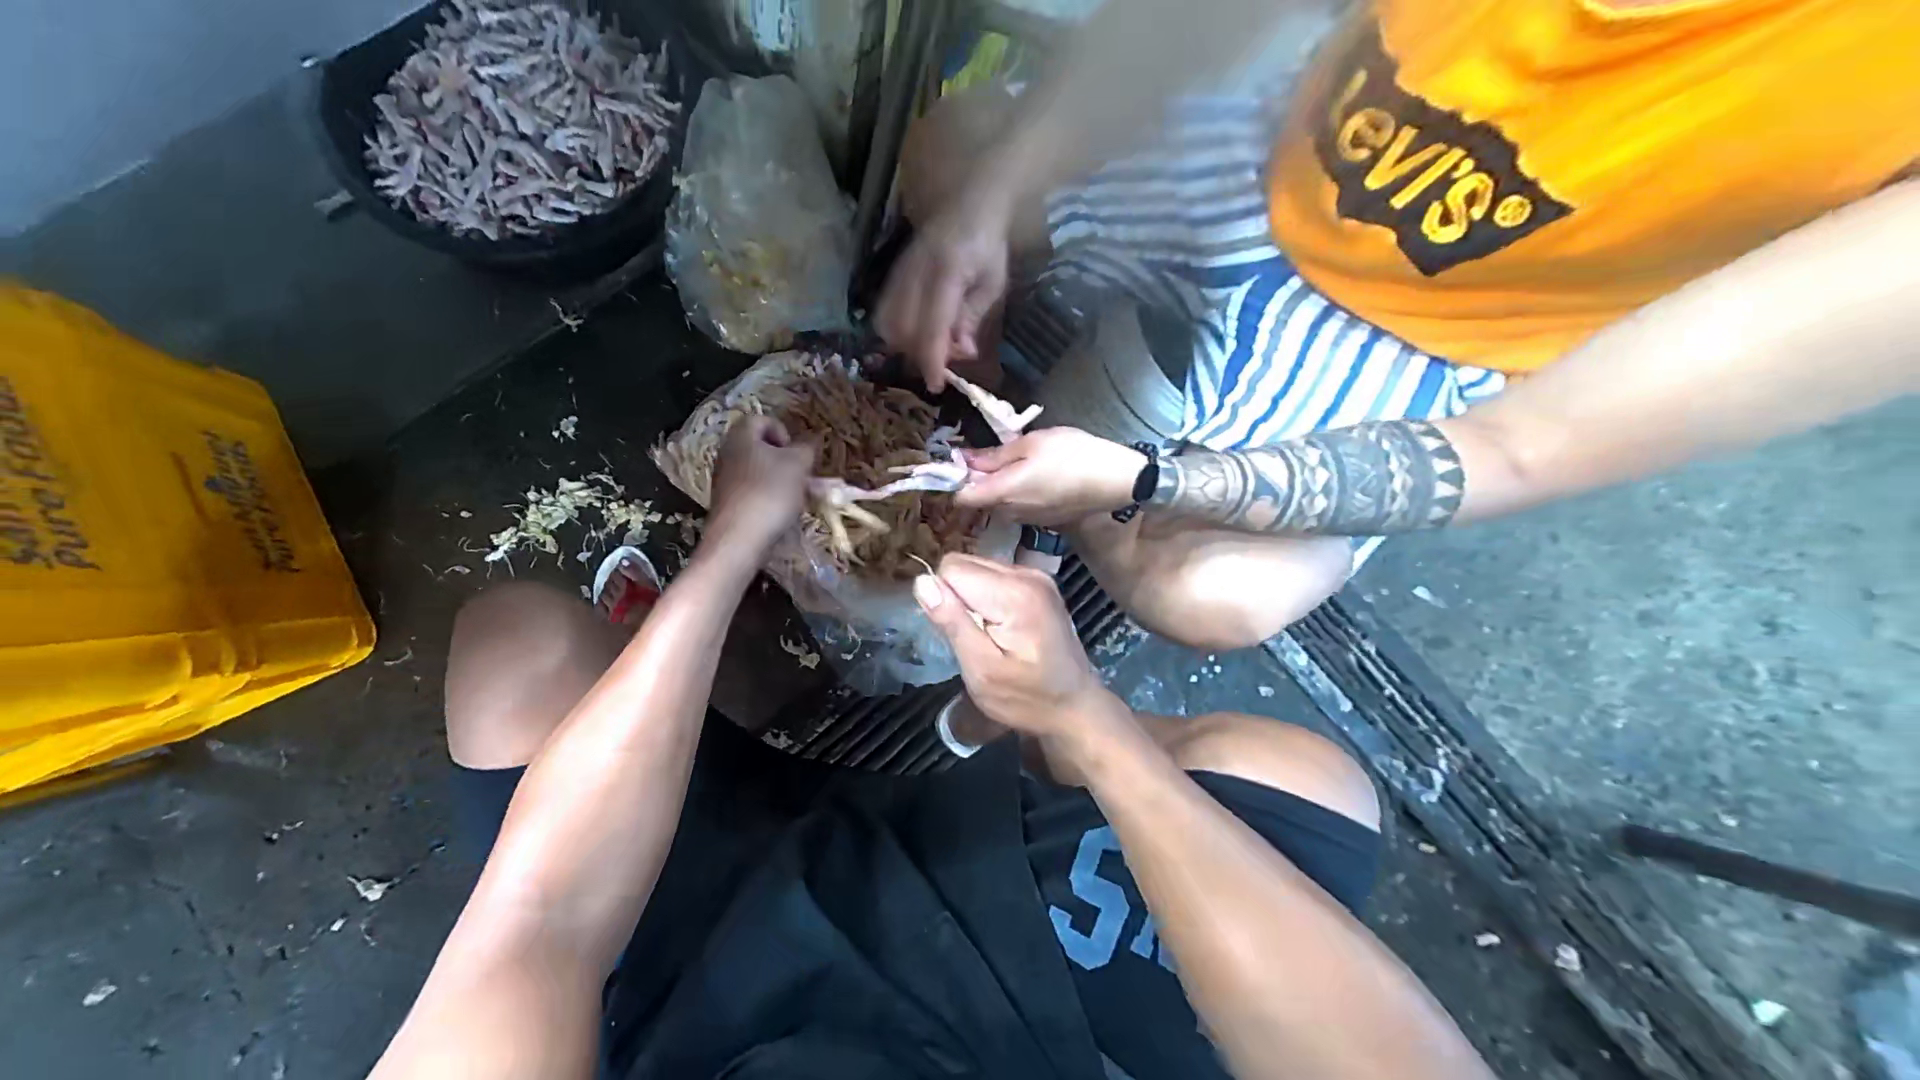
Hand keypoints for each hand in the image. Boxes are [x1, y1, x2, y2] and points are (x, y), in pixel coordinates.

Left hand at [705, 416, 815, 558]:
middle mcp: (727, 452)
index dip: (784, 432)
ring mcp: (724, 479)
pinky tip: (777, 512)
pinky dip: (767, 496)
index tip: (796, 454)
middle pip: (760, 446)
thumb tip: (808, 443)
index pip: (763, 420)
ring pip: (757, 470)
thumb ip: (806, 448)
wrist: (739, 539)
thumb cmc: (770, 492)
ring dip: (778, 479)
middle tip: (799, 475)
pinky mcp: (727, 502)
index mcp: (741, 435)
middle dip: (784, 459)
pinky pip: (751, 490)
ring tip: (793, 497)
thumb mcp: (798, 465)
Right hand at [875, 186, 1015, 391]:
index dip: (932, 360)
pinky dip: (895, 333)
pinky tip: (915, 334)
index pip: (932, 326)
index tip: (936, 385)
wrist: (967, 204)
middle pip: (903, 330)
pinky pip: (882, 312)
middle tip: (943, 362)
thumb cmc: (986, 246)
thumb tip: (961, 353)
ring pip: (887, 323)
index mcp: (946, 271)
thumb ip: (972, 319)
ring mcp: (898, 271)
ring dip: (906, 346)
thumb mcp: (992, 284)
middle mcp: (915, 271)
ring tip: (931, 347)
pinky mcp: (891, 274)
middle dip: (920, 355)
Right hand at [912, 554, 1110, 737]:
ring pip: (976, 566)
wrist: (1075, 705)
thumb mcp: (982, 670)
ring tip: (987, 634)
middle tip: (972, 636)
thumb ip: (952, 622)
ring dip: (970, 597)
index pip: (951, 569)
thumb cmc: (1027, 698)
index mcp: (1014, 593)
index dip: (944, 600)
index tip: (958, 633)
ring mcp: (1036, 575)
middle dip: (956, 596)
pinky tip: (998, 626)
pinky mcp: (1038, 581)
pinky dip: (985, 597)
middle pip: (963, 562)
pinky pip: (993, 575)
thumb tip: (922, 581)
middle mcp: (1027, 573)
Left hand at [955, 428, 1147, 524]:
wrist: (1116, 481)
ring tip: (1015, 462)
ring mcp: (1027, 520)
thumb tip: (964, 459)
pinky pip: (1018, 508)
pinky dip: (1016, 494)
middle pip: (979, 501)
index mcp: (1002, 494)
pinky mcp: (1043, 521)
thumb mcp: (1031, 443)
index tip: (960, 460)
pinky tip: (1034, 476)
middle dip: (977, 480)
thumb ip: (994, 455)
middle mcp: (1009, 513)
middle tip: (990, 453)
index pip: (960, 497)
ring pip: (999, 505)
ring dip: (998, 486)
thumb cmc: (1072, 456)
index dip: (955, 479)